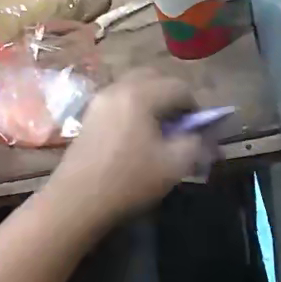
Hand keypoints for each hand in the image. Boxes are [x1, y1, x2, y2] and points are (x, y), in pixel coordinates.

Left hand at [42, 71, 206, 229]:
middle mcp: (118, 88)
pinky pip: (120, 101)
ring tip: (160, 133)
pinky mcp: (88, 117)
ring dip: (153, 103)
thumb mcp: (175, 164)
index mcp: (141, 94)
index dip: (196, 108)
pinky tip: (137, 138)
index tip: (200, 132)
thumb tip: (204, 136)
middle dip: (173, 98)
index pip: (180, 87)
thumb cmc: (129, 180)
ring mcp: (99, 101)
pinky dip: (135, 110)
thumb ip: (197, 143)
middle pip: (154, 78)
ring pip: (135, 88)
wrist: (76, 202)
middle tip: (181, 125)